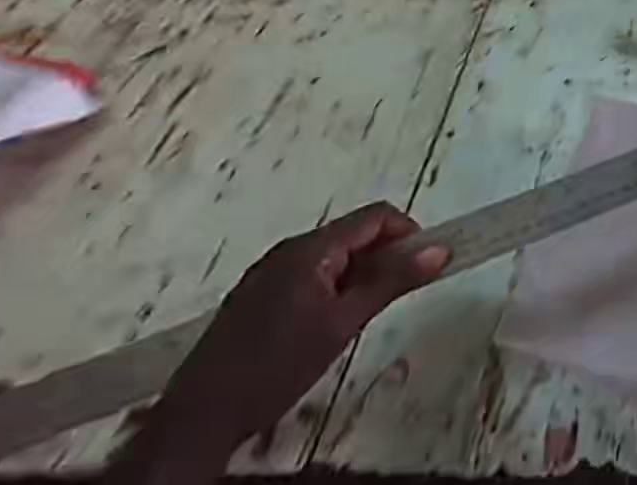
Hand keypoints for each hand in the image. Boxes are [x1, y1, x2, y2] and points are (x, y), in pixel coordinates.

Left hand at [107, 203, 449, 482]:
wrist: (197, 421)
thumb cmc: (276, 368)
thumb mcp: (344, 324)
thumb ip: (393, 282)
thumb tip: (439, 250)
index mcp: (311, 248)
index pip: (375, 216)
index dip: (407, 232)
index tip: (424, 261)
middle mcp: (289, 249)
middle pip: (354, 233)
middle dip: (385, 254)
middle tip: (399, 289)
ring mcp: (269, 271)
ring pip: (334, 254)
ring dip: (361, 271)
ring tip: (365, 310)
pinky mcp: (258, 293)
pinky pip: (310, 272)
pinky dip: (335, 284)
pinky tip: (331, 321)